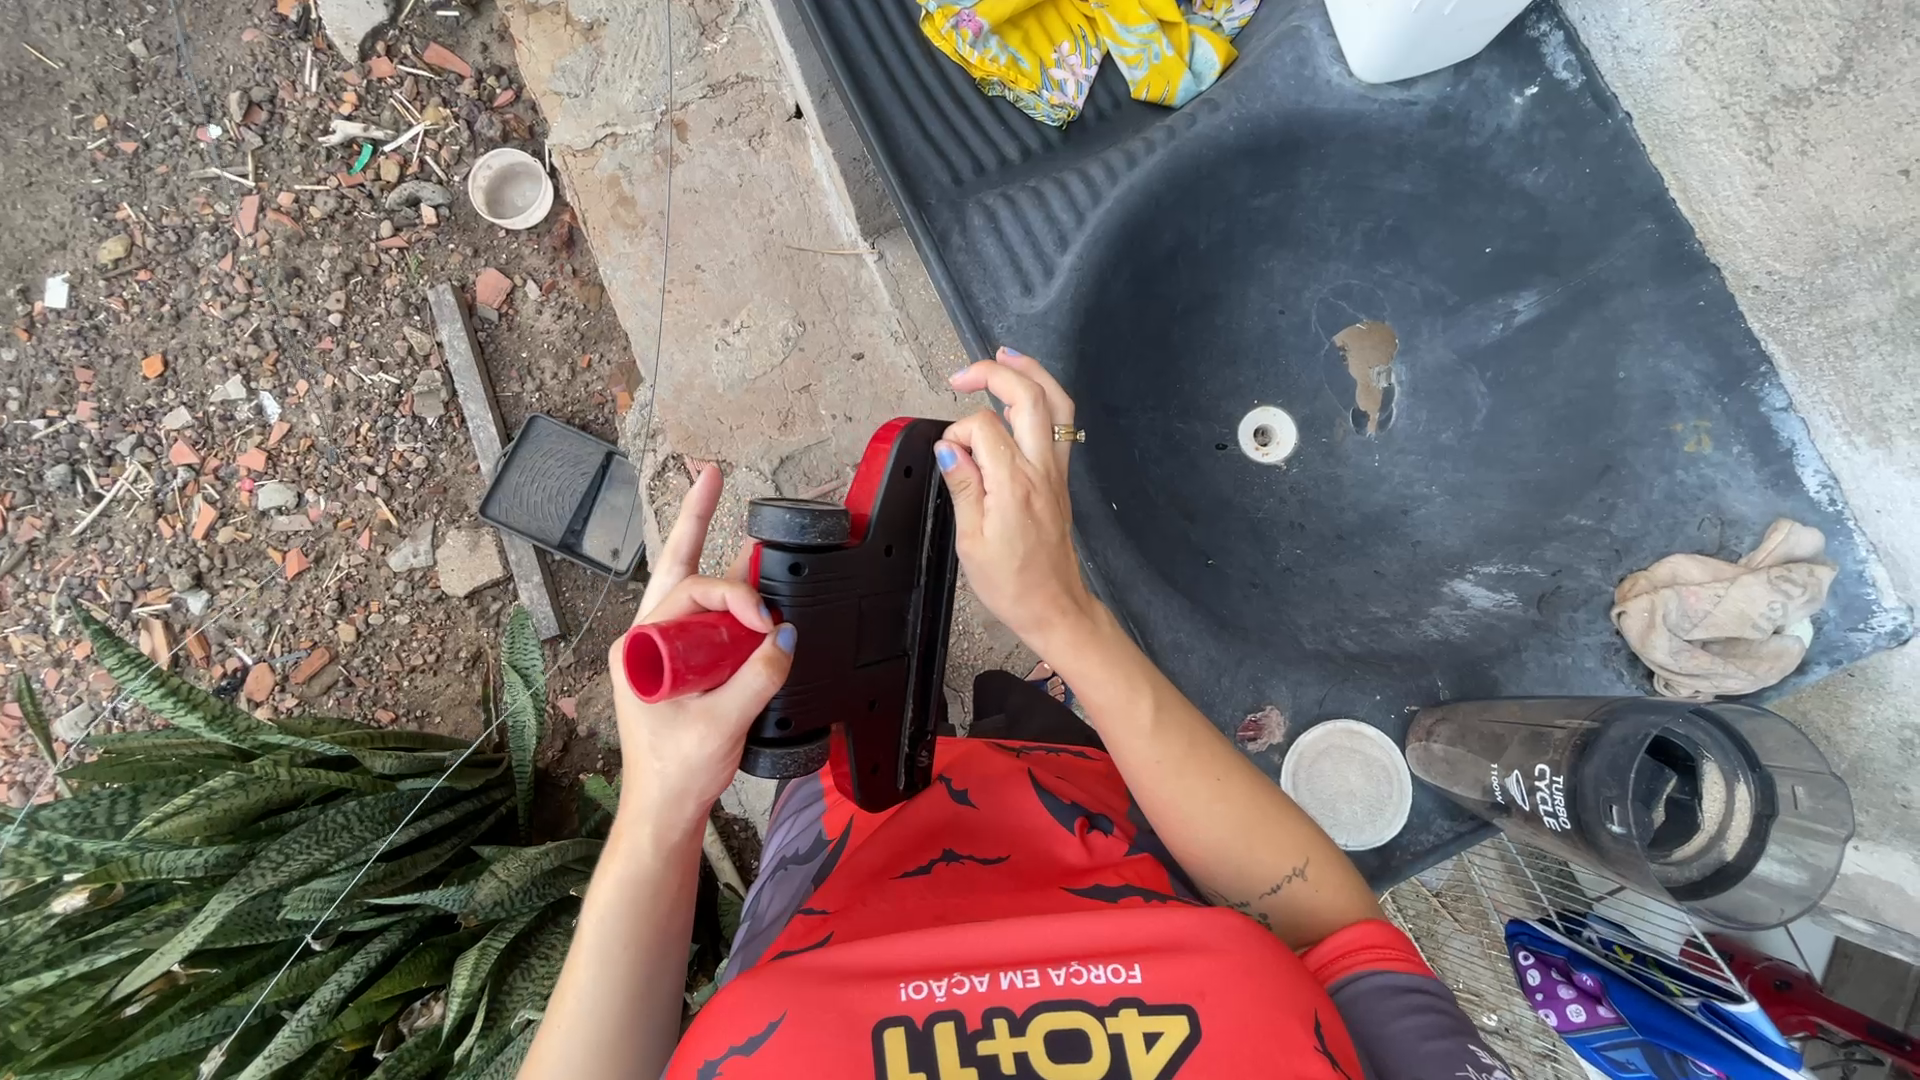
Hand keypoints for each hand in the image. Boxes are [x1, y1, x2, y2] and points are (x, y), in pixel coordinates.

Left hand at [606, 465, 795, 830]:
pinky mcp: (690, 663)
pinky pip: (714, 617)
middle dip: (695, 519)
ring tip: (715, 496)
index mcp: (640, 648)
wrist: (667, 809)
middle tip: (711, 477)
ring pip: (693, 584)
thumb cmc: (676, 772)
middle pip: (678, 567)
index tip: (768, 623)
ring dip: (710, 545)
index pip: (689, 592)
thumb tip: (787, 637)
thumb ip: (757, 679)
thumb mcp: (720, 724)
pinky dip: (734, 591)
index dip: (735, 596)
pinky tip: (750, 569)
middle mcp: (650, 639)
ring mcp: (669, 649)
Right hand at [939, 347, 1099, 655]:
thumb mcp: (971, 542)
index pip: (984, 427)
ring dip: (1030, 372)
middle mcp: (1041, 470)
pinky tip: (1023, 397)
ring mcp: (1055, 471)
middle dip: (993, 373)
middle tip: (961, 374)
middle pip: (1028, 396)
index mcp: (1014, 485)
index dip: (958, 429)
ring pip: (1055, 403)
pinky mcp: (1060, 479)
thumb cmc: (1011, 584)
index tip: (947, 453)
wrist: (1054, 606)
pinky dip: (1043, 398)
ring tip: (1003, 357)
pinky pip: (1061, 424)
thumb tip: (949, 447)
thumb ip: (962, 487)